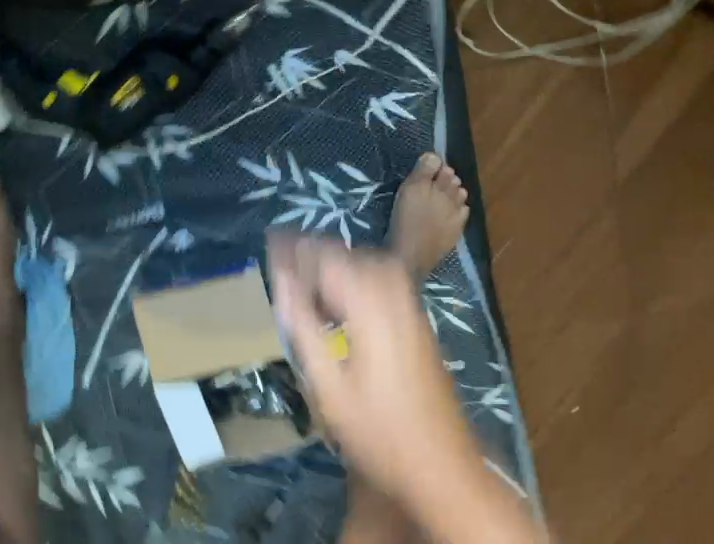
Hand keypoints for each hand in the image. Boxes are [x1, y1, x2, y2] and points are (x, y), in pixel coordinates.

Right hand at [268, 235, 481, 504]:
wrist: (443, 468)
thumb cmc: (378, 432)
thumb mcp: (328, 386)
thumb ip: (303, 327)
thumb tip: (281, 282)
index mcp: (370, 305)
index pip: (327, 257)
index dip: (296, 249)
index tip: (270, 245)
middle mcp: (395, 296)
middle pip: (351, 255)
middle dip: (318, 254)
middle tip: (287, 267)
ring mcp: (412, 309)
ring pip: (371, 265)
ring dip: (339, 266)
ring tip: (310, 286)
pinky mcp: (420, 324)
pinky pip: (386, 282)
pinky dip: (359, 281)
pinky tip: (342, 308)